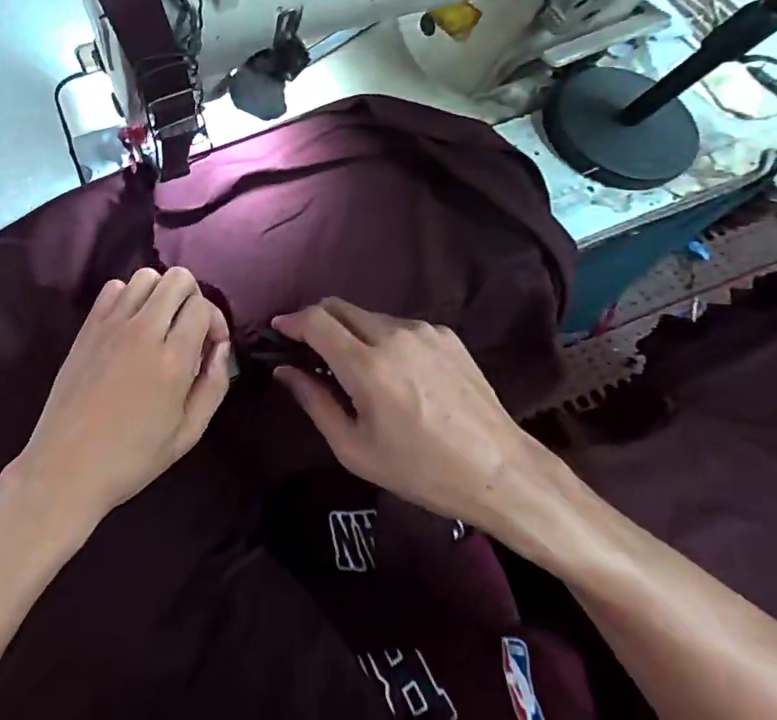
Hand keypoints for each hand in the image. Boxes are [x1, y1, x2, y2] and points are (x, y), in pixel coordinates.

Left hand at [17, 267, 231, 521]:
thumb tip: (222, 348)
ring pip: (146, 276)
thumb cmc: (133, 458)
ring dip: (161, 293)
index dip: (215, 321)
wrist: (66, 468)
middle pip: (178, 278)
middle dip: (193, 298)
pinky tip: (130, 326)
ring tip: (160, 325)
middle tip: (188, 330)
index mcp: (173, 359)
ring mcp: (111, 326)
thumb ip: (214, 385)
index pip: (203, 306)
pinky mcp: (87, 328)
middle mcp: (143, 332)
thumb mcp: (188, 433)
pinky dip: (129, 297)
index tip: (210, 347)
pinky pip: (113, 288)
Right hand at [271, 298, 553, 530]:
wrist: (498, 469)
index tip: (278, 330)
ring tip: (356, 368)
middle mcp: (393, 334)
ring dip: (351, 331)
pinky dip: (383, 339)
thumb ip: (314, 402)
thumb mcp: (355, 449)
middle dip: (316, 320)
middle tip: (308, 349)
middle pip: (339, 306)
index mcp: (367, 365)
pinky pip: (400, 326)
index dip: (291, 321)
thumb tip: (284, 371)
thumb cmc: (420, 469)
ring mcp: (424, 330)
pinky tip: (396, 373)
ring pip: (369, 315)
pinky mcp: (446, 334)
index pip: (316, 320)